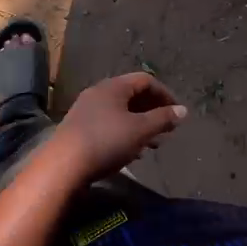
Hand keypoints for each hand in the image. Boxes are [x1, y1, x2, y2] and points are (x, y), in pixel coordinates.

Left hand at [50, 72, 187, 183]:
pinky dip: (124, 133)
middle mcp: (99, 92)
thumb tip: (183, 110)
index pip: (145, 80)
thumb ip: (163, 118)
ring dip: (140, 125)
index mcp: (114, 86)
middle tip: (167, 130)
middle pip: (132, 96)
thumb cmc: (107, 141)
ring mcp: (86, 110)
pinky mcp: (79, 129)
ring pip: (120, 112)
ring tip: (153, 145)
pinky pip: (108, 124)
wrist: (63, 165)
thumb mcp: (140, 130)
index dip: (164, 94)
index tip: (177, 113)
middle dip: (152, 112)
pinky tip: (131, 153)